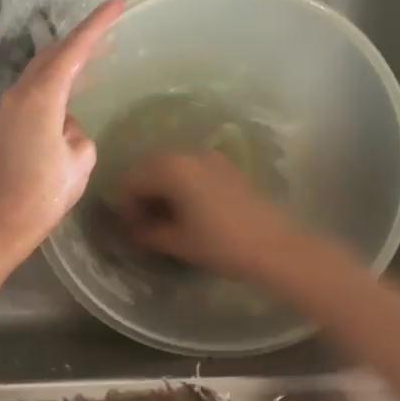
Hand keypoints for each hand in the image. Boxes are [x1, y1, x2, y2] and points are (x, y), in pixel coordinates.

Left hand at [0, 0, 122, 254]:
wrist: (3, 221)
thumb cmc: (45, 193)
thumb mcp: (80, 160)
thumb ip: (77, 131)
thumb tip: (65, 125)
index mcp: (41, 97)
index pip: (72, 51)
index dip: (96, 25)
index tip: (117, 4)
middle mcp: (20, 94)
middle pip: (52, 54)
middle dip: (79, 39)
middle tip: (109, 28)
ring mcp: (8, 108)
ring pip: (40, 71)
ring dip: (64, 60)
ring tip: (93, 56)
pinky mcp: (6, 124)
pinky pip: (35, 90)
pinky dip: (54, 81)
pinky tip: (69, 90)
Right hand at [113, 148, 295, 278]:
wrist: (276, 247)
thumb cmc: (220, 244)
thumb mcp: (176, 241)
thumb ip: (145, 232)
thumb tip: (128, 229)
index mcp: (170, 167)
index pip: (130, 180)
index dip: (123, 205)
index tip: (127, 228)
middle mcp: (187, 153)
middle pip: (148, 167)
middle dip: (140, 192)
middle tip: (141, 222)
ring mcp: (209, 156)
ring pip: (170, 166)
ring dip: (159, 187)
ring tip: (163, 217)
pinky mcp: (226, 166)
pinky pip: (191, 168)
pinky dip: (180, 184)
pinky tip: (186, 209)